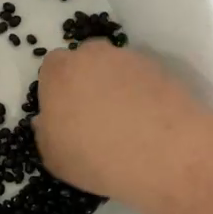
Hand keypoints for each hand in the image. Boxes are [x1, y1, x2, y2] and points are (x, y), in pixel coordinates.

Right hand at [35, 40, 208, 196]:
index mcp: (59, 72)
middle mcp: (93, 56)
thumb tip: (48, 121)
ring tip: (125, 122)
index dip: (56, 91)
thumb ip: (45, 133)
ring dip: (115, 87)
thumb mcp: (54, 157)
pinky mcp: (162, 70)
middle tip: (92, 116)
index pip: (51, 69)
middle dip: (85, 82)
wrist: (167, 154)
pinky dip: (142, 94)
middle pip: (84, 62)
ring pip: (115, 68)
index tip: (63, 115)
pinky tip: (147, 122)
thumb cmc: (97, 157)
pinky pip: (142, 79)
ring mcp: (130, 59)